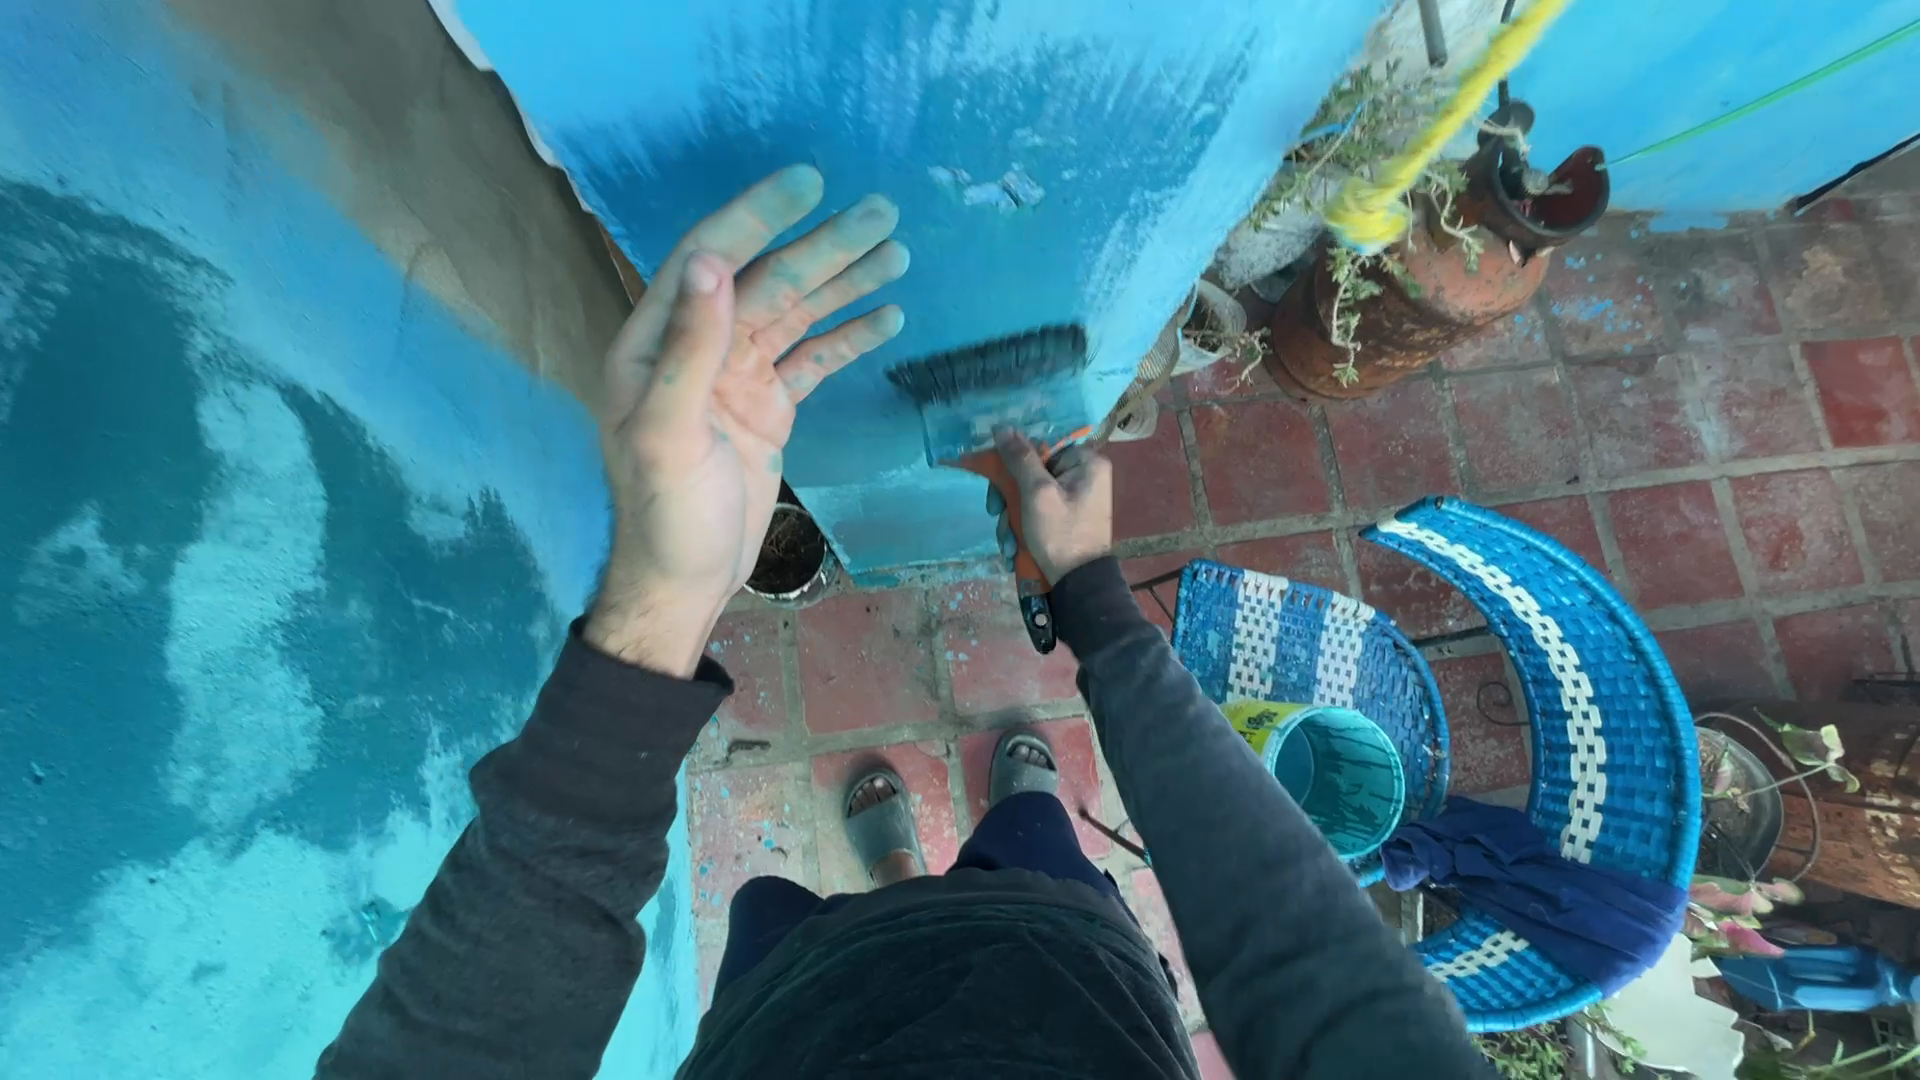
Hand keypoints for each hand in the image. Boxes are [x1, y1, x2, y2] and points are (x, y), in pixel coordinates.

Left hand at [587, 165, 908, 674]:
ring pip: (798, 317)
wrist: (689, 578)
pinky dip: (848, 339)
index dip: (758, 218)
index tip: (809, 184)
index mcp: (659, 343)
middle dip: (825, 248)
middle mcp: (701, 348)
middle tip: (882, 214)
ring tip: (896, 254)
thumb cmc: (667, 514)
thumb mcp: (666, 434)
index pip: (712, 260)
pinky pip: (813, 362)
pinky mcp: (770, 406)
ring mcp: (740, 377)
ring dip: (845, 285)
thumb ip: (689, 348)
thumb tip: (714, 263)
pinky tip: (886, 318)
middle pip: (769, 283)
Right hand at [988, 431, 1113, 583]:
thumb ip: (1019, 458)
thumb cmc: (1060, 534)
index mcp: (1086, 461)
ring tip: (1007, 541)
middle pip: (1032, 469)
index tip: (996, 478)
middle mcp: (1084, 473)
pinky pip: (1036, 508)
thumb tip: (1002, 426)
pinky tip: (1014, 545)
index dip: (1015, 460)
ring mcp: (1075, 495)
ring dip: (1012, 515)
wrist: (1078, 583)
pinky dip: (1022, 524)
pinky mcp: (1066, 514)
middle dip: (1010, 496)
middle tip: (996, 513)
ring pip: (1029, 491)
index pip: (1042, 444)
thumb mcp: (1037, 493)